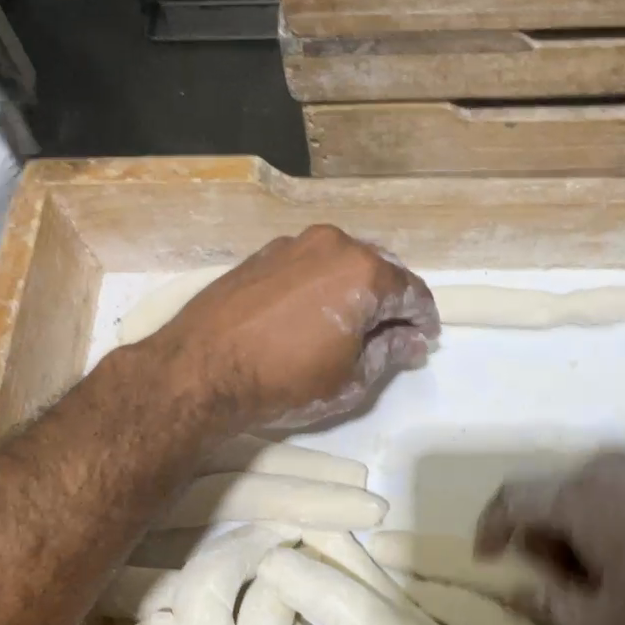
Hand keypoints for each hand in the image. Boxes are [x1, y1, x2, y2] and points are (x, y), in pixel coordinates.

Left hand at [145, 225, 438, 428]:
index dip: (424, 320)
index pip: (412, 293)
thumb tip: (412, 341)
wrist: (200, 370)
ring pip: (344, 263)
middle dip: (393, 302)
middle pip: (381, 270)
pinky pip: (311, 265)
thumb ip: (389, 353)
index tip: (424, 341)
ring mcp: (295, 244)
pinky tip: (316, 313)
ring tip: (354, 325)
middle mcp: (334, 244)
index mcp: (364, 272)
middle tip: (393, 335)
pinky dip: (325, 284)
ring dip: (358, 290)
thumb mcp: (351, 380)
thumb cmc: (285, 381)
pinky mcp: (264, 253)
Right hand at [474, 450, 624, 624]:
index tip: (488, 561)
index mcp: (576, 496)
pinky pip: (609, 495)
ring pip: (578, 499)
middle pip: (545, 500)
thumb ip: (550, 611)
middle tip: (559, 588)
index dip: (489, 529)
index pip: (509, 498)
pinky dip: (600, 526)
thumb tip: (523, 593)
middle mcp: (599, 468)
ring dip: (572, 538)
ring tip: (600, 582)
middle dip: (540, 544)